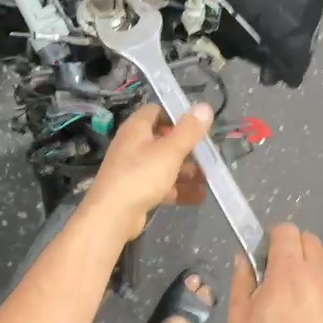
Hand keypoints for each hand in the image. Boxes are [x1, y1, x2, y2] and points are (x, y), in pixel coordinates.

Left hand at [83, 102, 211, 239]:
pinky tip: (200, 197)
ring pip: (165, 165)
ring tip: (210, 179)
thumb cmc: (141, 176)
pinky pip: (162, 185)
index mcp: (136, 129)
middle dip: (188, 149)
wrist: (112, 216)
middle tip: (210, 156)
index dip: (176, 115)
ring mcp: (134, 169)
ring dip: (187, 172)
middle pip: (164, 140)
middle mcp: (133, 146)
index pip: (156, 111)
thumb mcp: (170, 151)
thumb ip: (188, 130)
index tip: (198, 125)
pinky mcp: (137, 191)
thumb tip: (205, 106)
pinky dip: (179, 189)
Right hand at [228, 223, 322, 322]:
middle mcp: (319, 270)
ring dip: (317, 262)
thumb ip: (241, 280)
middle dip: (295, 250)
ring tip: (308, 286)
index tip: (269, 257)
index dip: (274, 239)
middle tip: (285, 275)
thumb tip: (244, 258)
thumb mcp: (240, 317)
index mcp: (288, 271)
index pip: (286, 231)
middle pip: (308, 238)